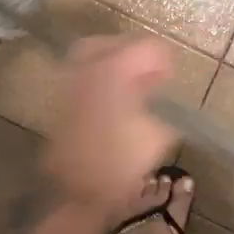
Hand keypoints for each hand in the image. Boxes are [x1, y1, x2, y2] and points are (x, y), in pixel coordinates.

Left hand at [42, 35, 177, 211]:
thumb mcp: (157, 136)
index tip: (171, 74)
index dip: (164, 58)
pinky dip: (101, 75)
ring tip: (134, 82)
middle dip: (138, 54)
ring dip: (118, 62)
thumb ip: (163, 110)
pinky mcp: (62, 96)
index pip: (146, 45)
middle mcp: (90, 64)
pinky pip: (85, 71)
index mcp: (116, 68)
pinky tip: (114, 95)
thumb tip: (161, 103)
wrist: (74, 191)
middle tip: (153, 74)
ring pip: (97, 53)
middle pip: (119, 42)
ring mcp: (72, 79)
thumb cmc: (120, 163)